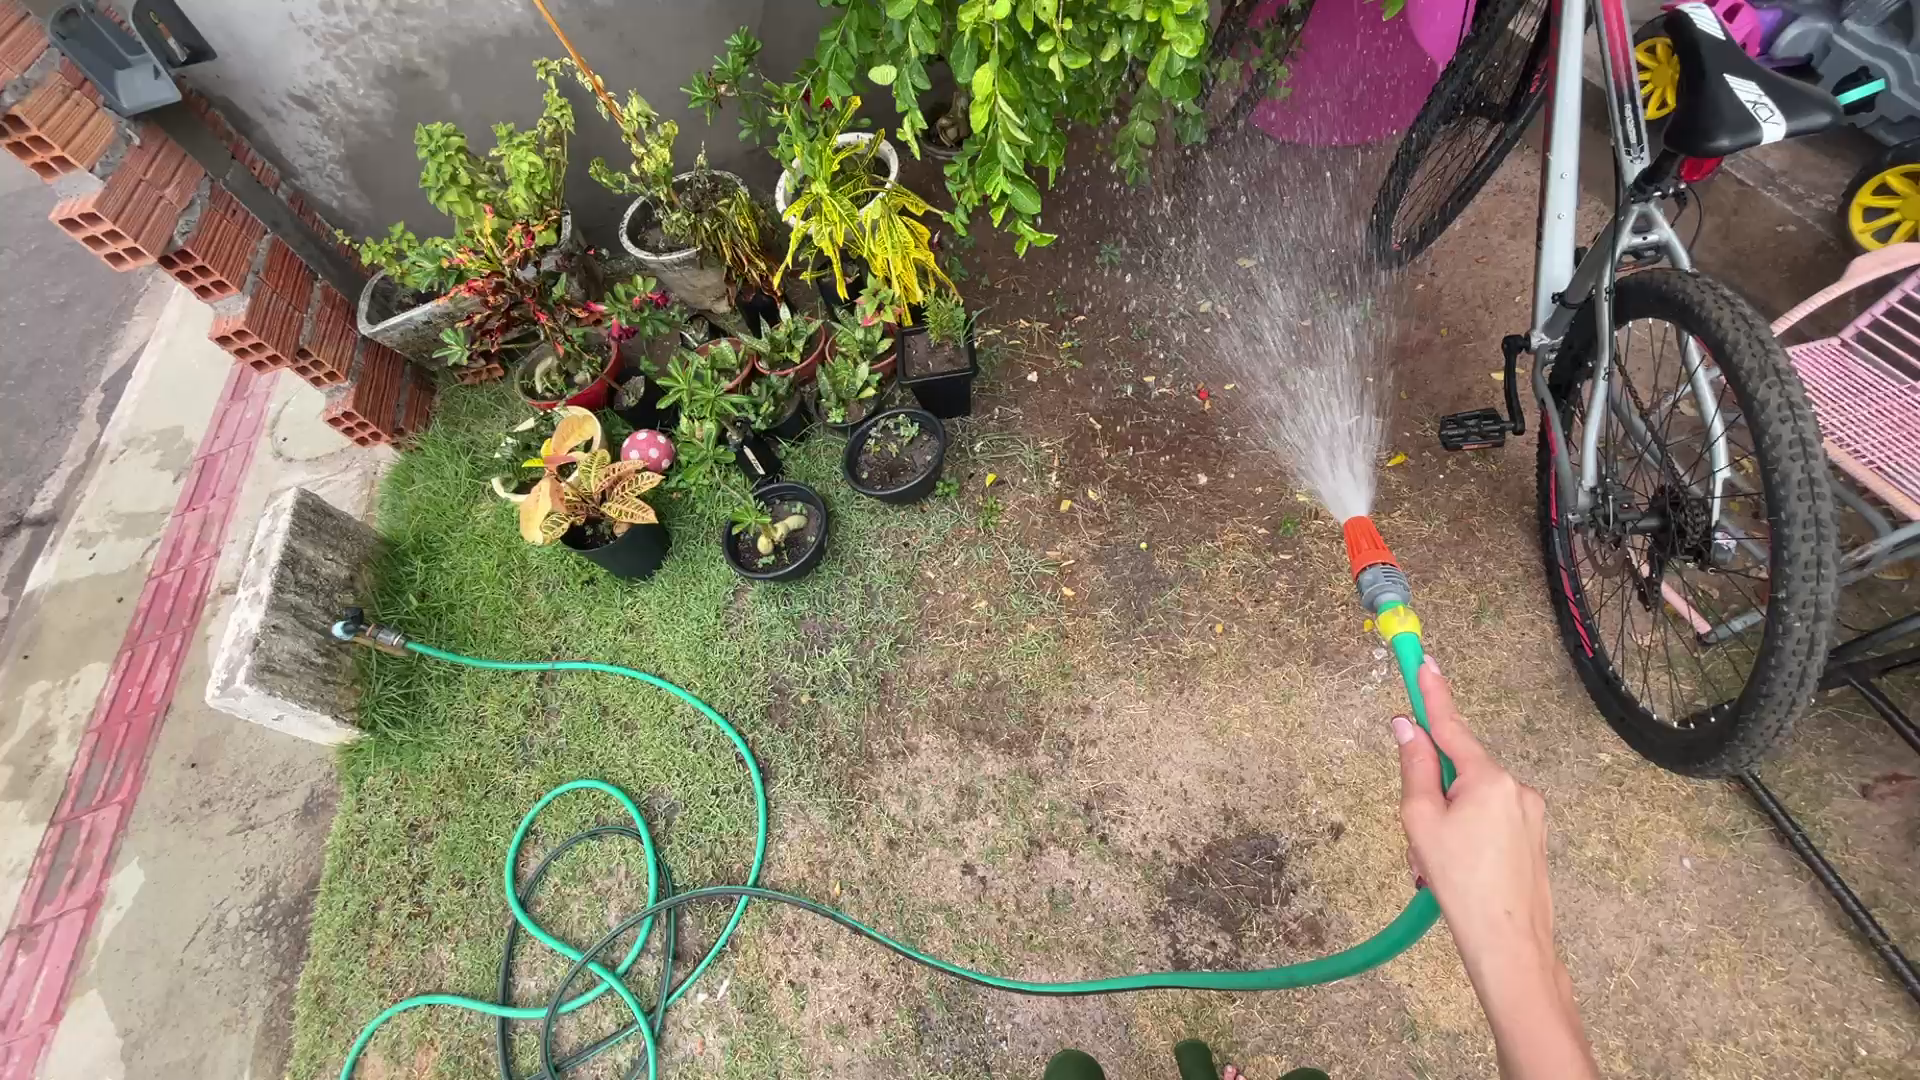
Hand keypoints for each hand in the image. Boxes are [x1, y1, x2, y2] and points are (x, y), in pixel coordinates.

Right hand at [1393, 656, 1598, 1079]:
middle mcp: (1516, 787)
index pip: (1450, 725)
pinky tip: (1454, 866)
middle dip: (1430, 789)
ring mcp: (1531, 813)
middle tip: (1418, 834)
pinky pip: (1489, 817)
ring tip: (1434, 861)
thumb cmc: (1457, 880)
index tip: (1424, 660)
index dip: (1433, 692)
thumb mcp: (1419, 818)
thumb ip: (1413, 766)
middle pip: (1457, 767)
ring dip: (1445, 816)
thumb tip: (1405, 725)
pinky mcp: (1535, 836)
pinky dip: (1464, 830)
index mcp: (1487, 778)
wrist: (1511, 946)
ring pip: (1471, 796)